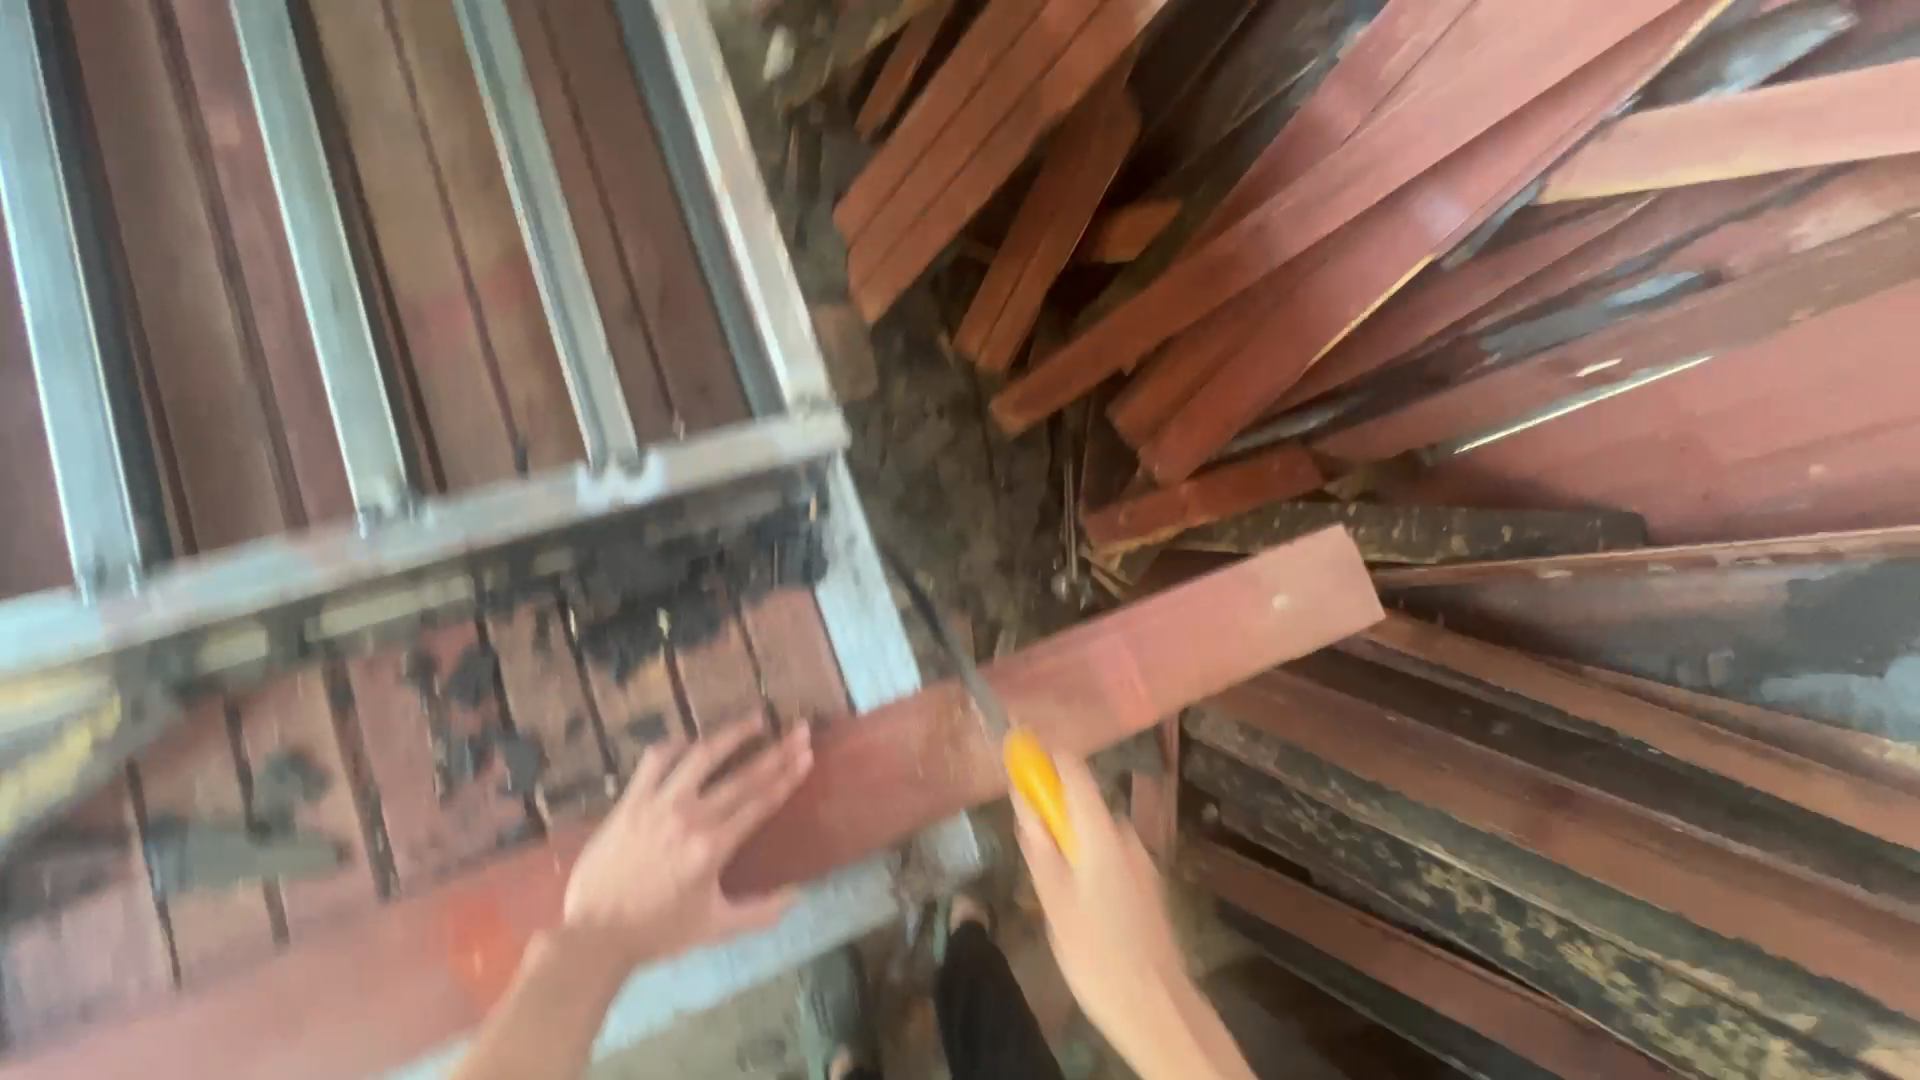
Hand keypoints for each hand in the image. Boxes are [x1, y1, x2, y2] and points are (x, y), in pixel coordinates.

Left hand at [562, 719, 812, 969]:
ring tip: (754, 717)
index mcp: (713, 849)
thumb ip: (760, 913)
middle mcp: (690, 819)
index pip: (761, 803)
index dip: (788, 776)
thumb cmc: (658, 931)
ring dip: (732, 734)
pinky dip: (675, 745)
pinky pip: (655, 761)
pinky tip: (691, 738)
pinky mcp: (631, 801)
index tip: (807, 754)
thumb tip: (799, 896)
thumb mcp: (715, 928)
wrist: (594, 936)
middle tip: (800, 729)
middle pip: (743, 777)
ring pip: (702, 757)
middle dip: (776, 751)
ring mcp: (658, 805)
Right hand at [1013, 754, 1188, 1037]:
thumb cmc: (1096, 952)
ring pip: (1098, 834)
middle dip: (1056, 817)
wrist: (1156, 1007)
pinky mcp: (1149, 884)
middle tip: (1032, 855)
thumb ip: (1038, 845)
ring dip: (1074, 846)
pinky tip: (1085, 909)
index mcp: (1101, 832)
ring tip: (1056, 893)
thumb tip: (1023, 800)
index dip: (1046, 762)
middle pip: (1085, 804)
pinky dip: (1092, 864)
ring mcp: (1142, 860)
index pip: (1075, 771)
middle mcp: (1127, 835)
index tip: (1021, 767)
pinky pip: (1112, 857)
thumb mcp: (1053, 901)